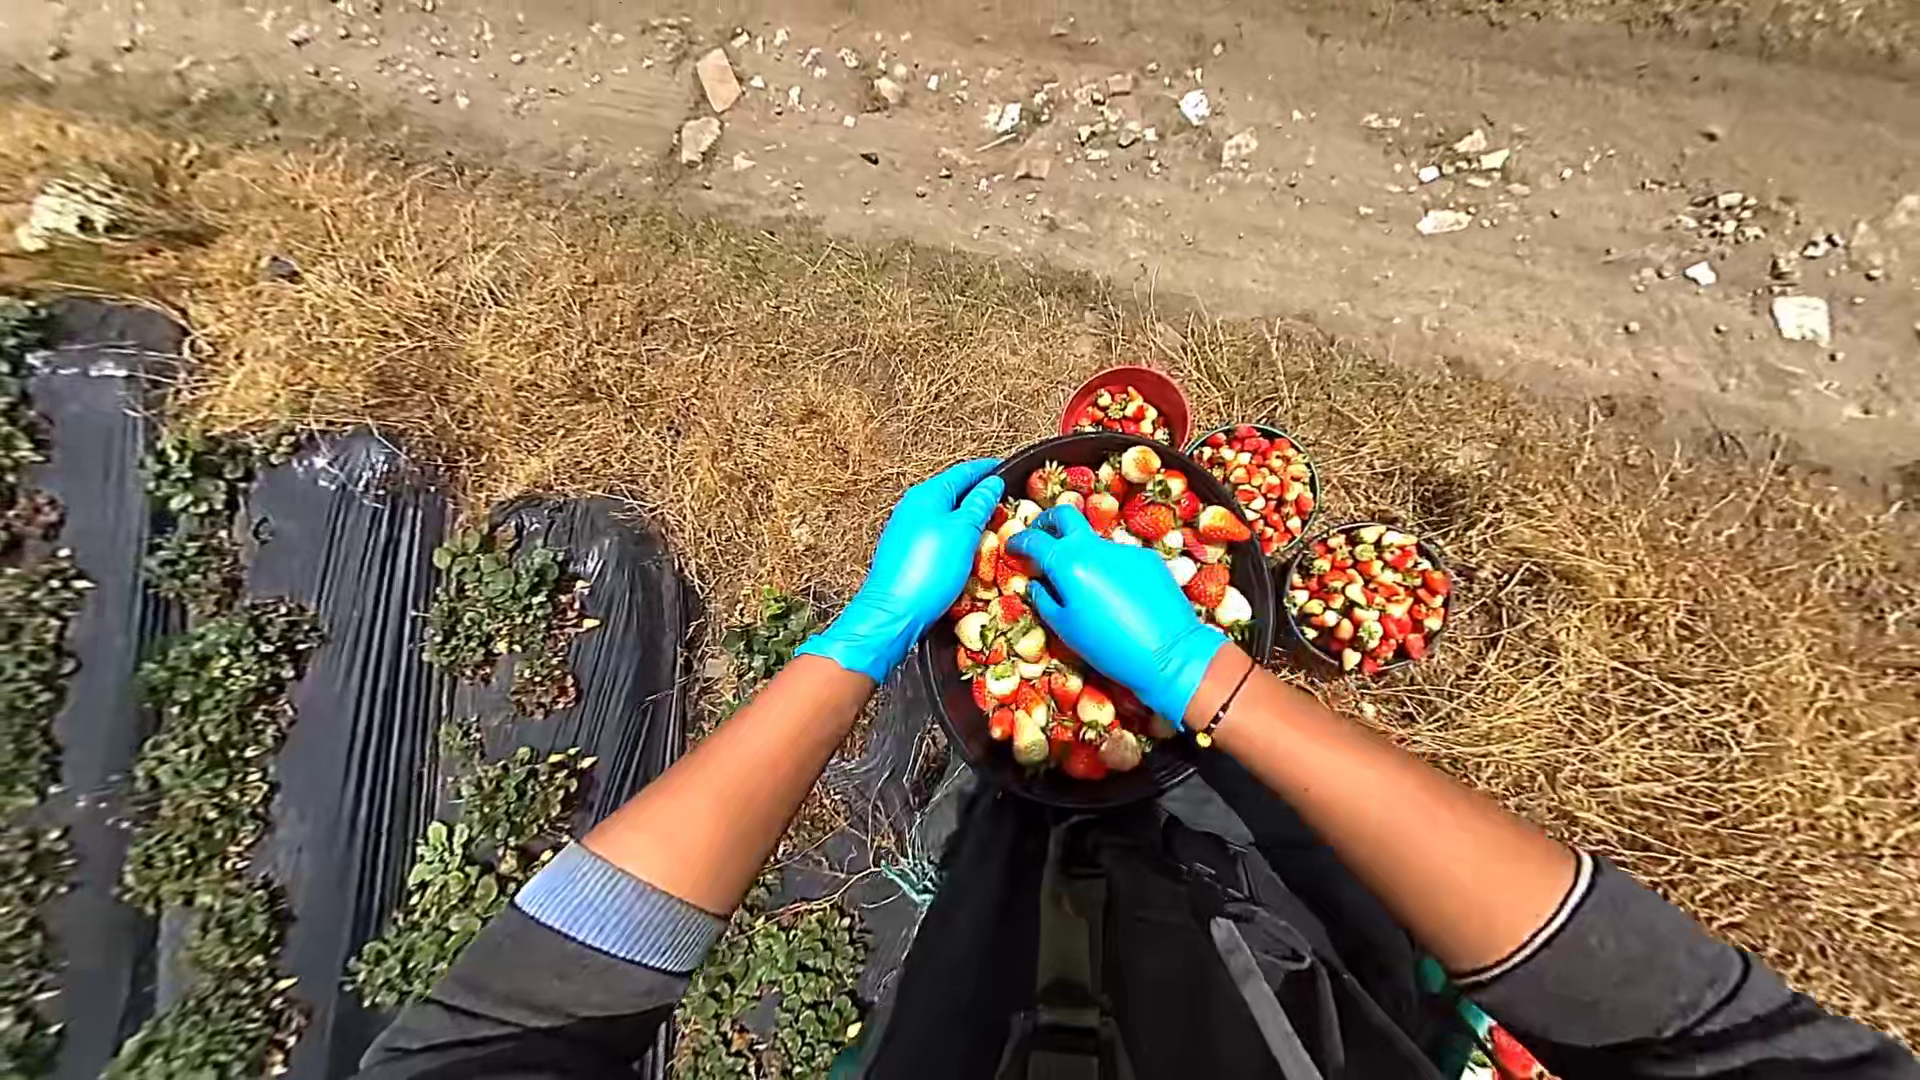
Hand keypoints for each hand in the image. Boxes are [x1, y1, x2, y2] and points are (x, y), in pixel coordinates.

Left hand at [796, 459, 1004, 680]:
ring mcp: (907, 531)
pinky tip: (970, 548)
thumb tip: (992, 483)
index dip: (988, 469)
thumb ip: (979, 504)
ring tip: (995, 523)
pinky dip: (958, 537)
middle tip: (1007, 499)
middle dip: (980, 494)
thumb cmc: (929, 570)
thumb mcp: (964, 531)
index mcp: (927, 494)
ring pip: (946, 515)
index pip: (964, 472)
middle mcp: (914, 507)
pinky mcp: (907, 554)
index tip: (1008, 468)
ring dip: (970, 517)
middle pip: (954, 492)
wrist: (894, 613)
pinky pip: (940, 536)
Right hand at [1008, 505, 1225, 727]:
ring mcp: (1122, 549)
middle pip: (1064, 514)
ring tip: (1081, 584)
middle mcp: (1094, 546)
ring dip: (1079, 551)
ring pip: (1092, 540)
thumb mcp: (1064, 627)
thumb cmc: (1108, 646)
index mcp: (1067, 562)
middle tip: (1039, 537)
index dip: (1017, 542)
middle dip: (1046, 521)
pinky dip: (1106, 567)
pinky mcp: (1146, 558)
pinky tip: (1113, 595)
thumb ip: (1043, 599)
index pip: (1033, 539)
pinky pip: (1117, 556)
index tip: (1011, 548)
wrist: (1169, 653)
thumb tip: (1036, 584)